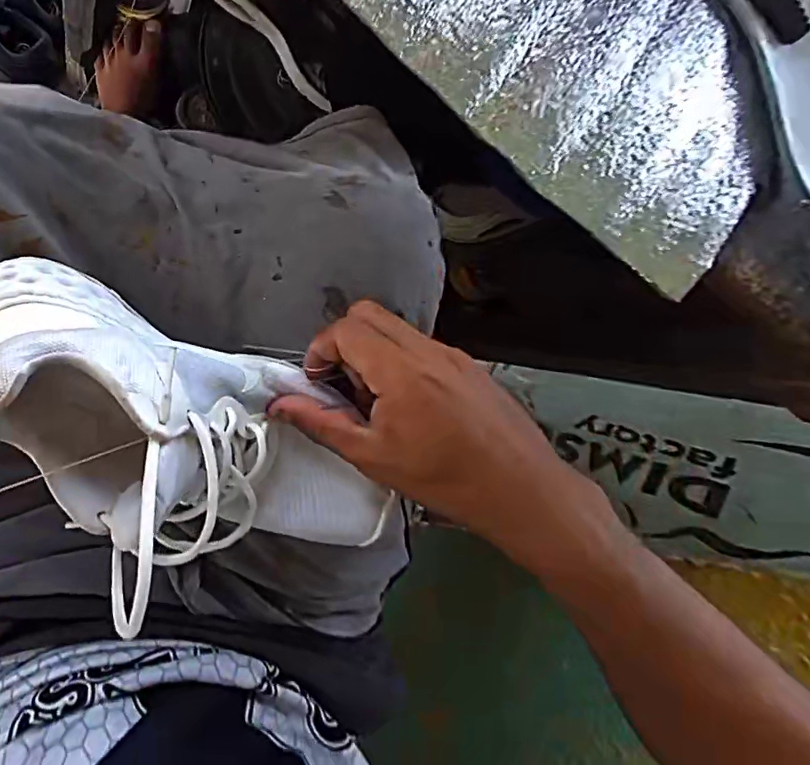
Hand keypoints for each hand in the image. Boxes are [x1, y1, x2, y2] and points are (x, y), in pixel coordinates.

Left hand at [95, 18, 162, 115]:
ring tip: (119, 33)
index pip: (143, 31)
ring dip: (115, 35)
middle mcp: (122, 54)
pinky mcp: (100, 73)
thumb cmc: (143, 97)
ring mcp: (108, 63)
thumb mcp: (153, 70)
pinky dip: (104, 51)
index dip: (146, 23)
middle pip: (124, 33)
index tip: (150, 20)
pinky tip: (106, 52)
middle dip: (129, 26)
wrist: (122, 115)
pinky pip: (100, 56)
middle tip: (134, 23)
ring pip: (110, 42)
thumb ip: (153, 45)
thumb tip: (153, 23)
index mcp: (140, 54)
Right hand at [268, 301, 613, 566]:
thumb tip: (280, 405)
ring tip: (375, 397)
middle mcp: (428, 352)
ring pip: (393, 327)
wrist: (529, 495)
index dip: (319, 350)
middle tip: (341, 381)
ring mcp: (453, 356)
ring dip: (370, 349)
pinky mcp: (470, 366)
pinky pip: (419, 344)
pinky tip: (408, 403)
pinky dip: (398, 359)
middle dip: (341, 340)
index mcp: (401, 372)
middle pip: (366, 313)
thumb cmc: (449, 480)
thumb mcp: (372, 457)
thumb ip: (319, 423)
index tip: (317, 381)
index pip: (344, 329)